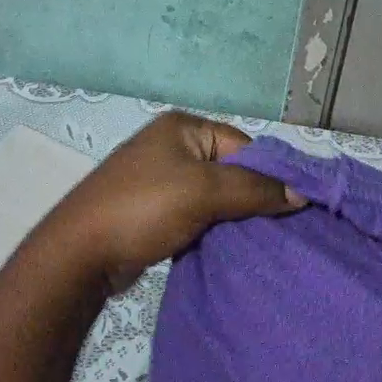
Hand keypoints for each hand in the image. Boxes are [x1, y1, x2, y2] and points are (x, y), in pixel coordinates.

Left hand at [38, 112, 304, 292]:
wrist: (79, 254)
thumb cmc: (143, 208)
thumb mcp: (204, 192)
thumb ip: (254, 189)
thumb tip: (302, 194)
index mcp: (183, 127)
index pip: (243, 145)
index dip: (269, 174)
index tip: (293, 206)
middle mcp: (172, 147)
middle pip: (231, 170)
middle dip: (253, 198)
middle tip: (280, 228)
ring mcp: (160, 180)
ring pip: (215, 197)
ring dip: (233, 219)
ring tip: (259, 242)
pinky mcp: (154, 212)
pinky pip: (197, 216)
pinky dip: (213, 230)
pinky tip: (228, 250)